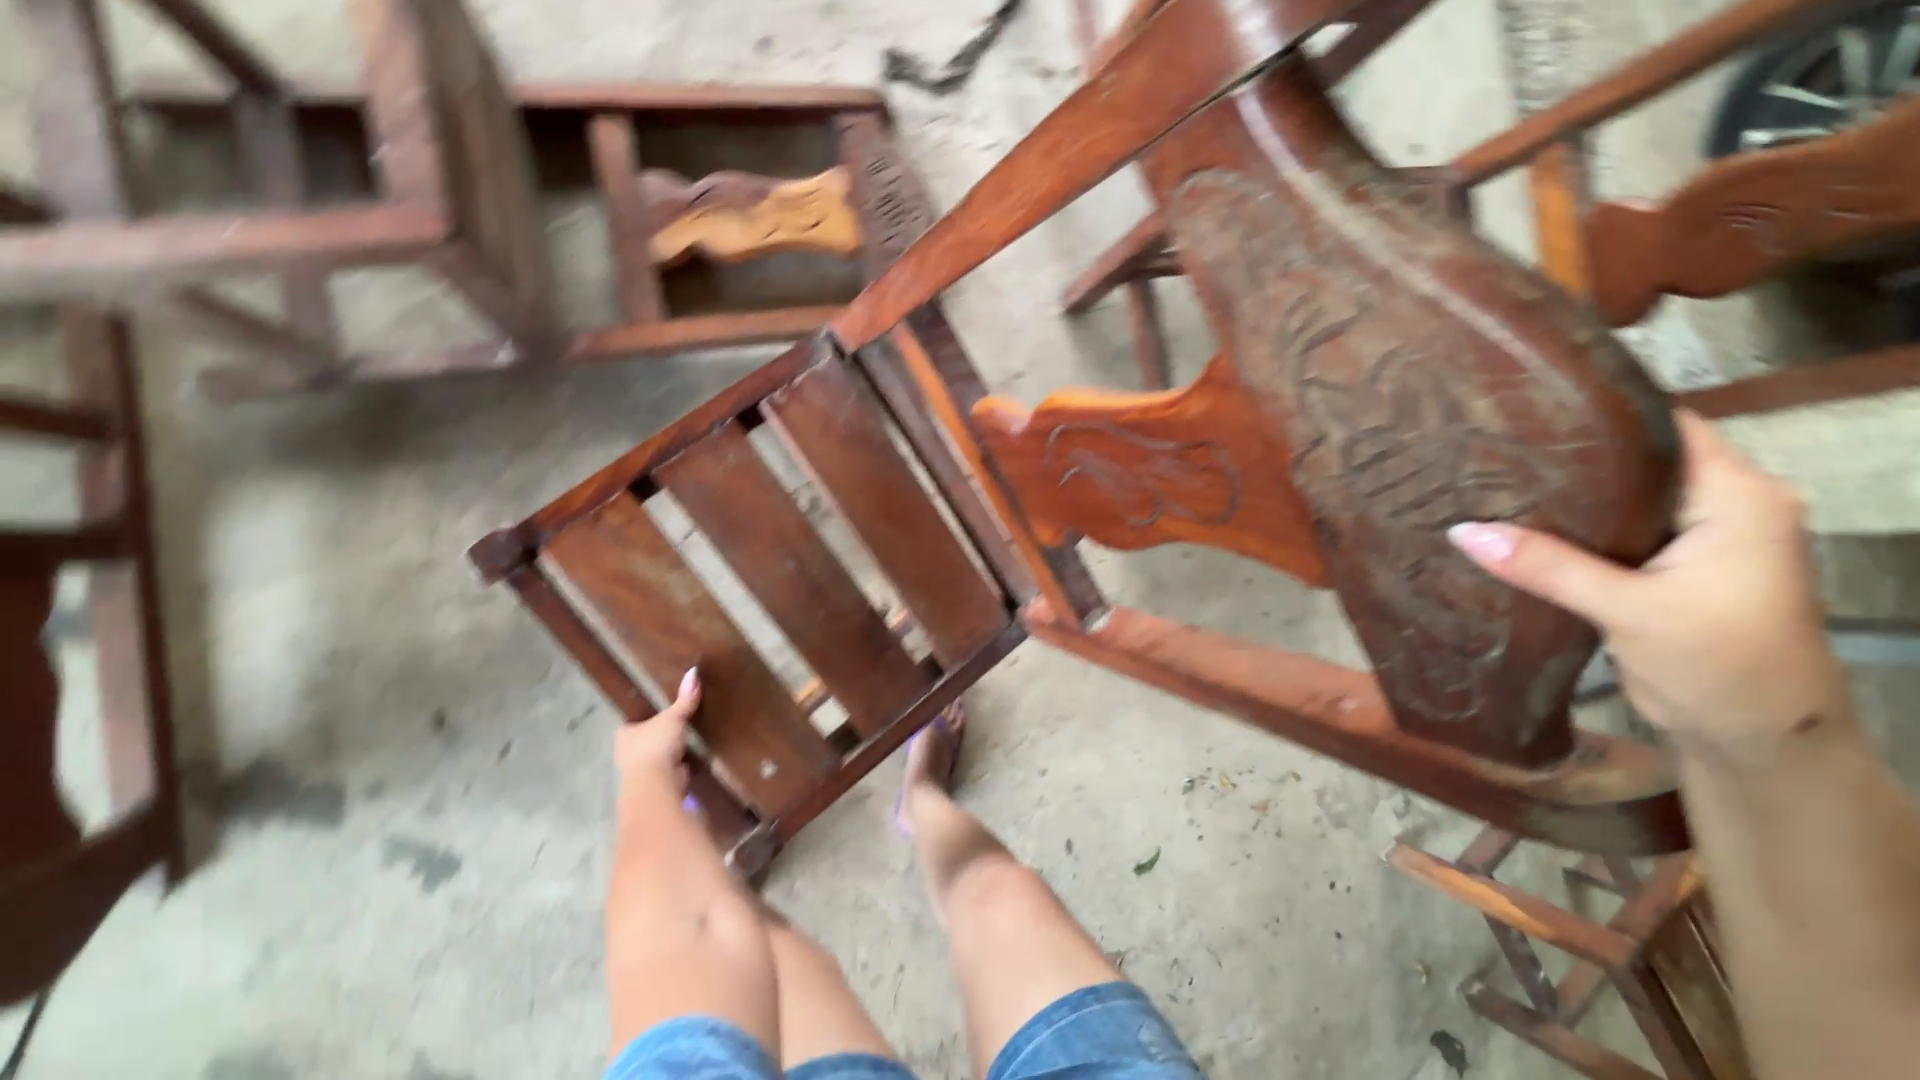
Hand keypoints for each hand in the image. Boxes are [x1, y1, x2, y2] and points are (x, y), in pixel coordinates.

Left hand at [616, 668, 698, 794]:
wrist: (657, 782)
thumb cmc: (656, 745)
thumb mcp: (673, 717)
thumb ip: (684, 699)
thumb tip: (694, 670)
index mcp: (624, 733)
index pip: (633, 722)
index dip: (644, 717)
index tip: (659, 714)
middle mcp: (627, 752)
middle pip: (644, 739)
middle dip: (657, 736)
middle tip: (675, 726)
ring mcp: (640, 770)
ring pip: (656, 756)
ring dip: (668, 753)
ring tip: (686, 741)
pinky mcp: (656, 783)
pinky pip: (669, 769)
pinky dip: (677, 766)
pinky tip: (690, 760)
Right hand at [1447, 411, 1845, 759]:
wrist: (1756, 741)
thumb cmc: (1720, 665)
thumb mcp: (1629, 610)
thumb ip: (1546, 567)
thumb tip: (1460, 531)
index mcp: (1738, 495)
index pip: (1662, 428)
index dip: (1596, 413)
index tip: (1523, 407)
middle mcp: (1724, 503)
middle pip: (1636, 460)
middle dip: (1570, 453)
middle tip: (1492, 443)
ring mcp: (1698, 537)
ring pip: (1621, 498)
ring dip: (1567, 495)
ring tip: (1493, 476)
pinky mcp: (1671, 567)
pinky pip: (1614, 532)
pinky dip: (1572, 529)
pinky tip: (1519, 525)